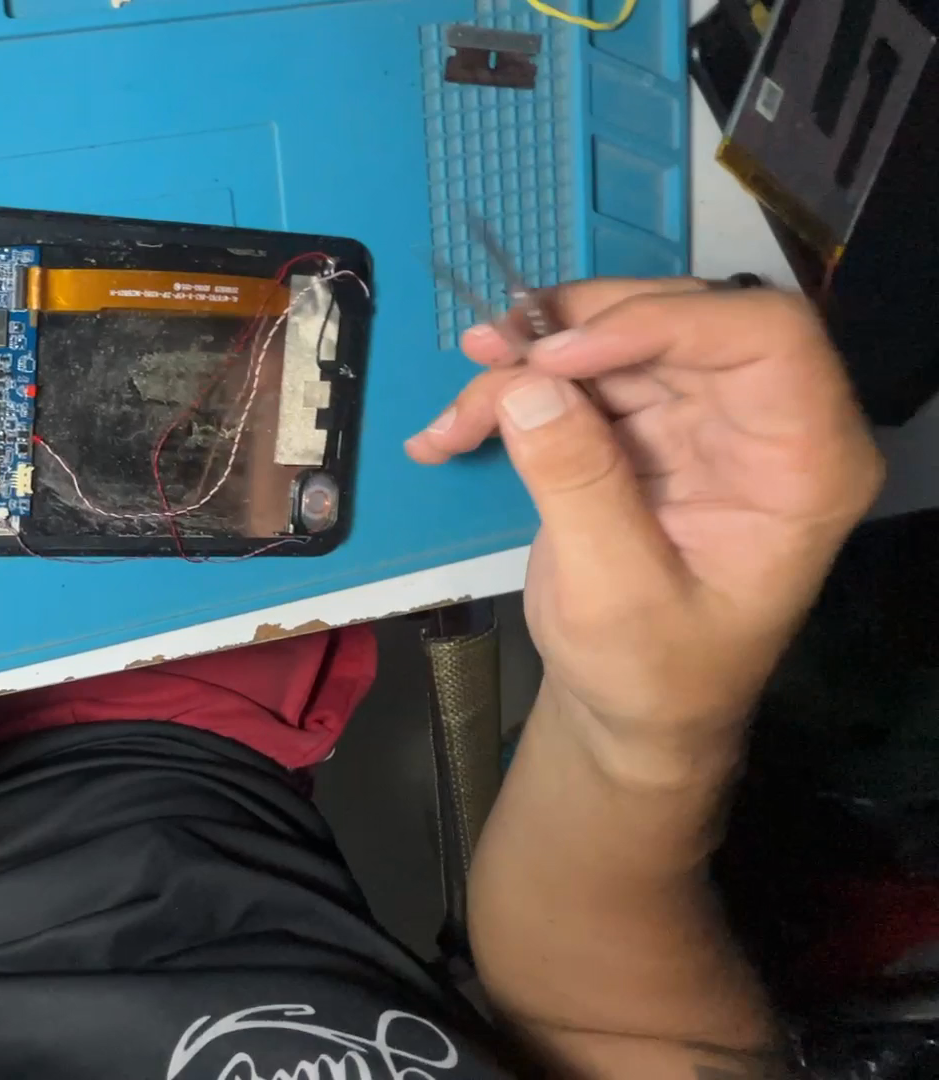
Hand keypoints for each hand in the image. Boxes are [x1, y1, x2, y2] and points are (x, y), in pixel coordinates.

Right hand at [406, 280, 881, 785]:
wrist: (628, 703)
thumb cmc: (648, 665)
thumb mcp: (612, 589)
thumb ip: (576, 485)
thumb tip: (525, 390)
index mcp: (795, 462)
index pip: (757, 340)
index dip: (654, 325)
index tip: (548, 360)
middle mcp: (749, 427)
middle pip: (673, 327)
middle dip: (569, 333)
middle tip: (483, 351)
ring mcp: (685, 430)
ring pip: (602, 355)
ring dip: (516, 373)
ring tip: (450, 417)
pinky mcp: (626, 442)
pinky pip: (563, 393)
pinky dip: (499, 404)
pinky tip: (448, 434)